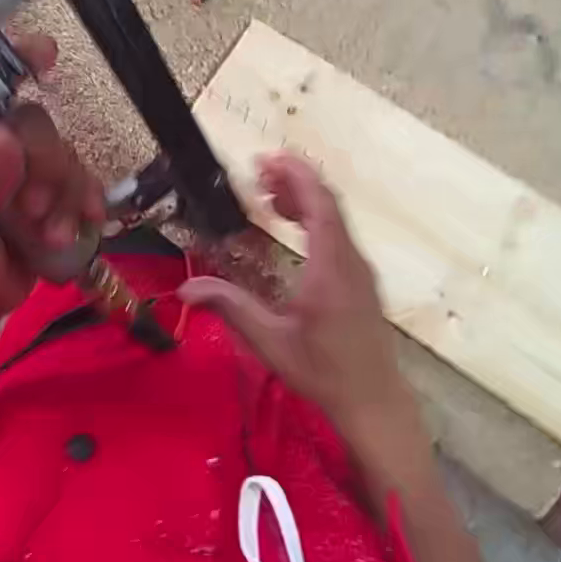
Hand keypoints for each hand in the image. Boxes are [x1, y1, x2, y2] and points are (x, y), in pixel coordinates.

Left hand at [0, 34, 104, 331]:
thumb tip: (2, 134)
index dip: (11, 61)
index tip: (43, 56)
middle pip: (37, 125)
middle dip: (44, 167)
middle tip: (31, 210)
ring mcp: (26, 167)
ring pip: (65, 154)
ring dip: (65, 195)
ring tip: (49, 235)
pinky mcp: (54, 190)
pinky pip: (83, 180)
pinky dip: (86, 201)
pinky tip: (86, 224)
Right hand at [180, 152, 409, 435]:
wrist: (374, 402)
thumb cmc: (324, 372)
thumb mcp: (271, 342)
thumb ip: (230, 308)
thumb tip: (185, 289)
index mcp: (331, 267)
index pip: (319, 205)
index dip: (296, 176)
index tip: (268, 159)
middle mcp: (351, 259)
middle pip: (328, 203)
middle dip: (296, 180)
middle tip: (260, 173)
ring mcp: (361, 268)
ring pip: (335, 217)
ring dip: (305, 199)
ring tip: (269, 196)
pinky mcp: (362, 279)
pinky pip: (339, 233)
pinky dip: (315, 218)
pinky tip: (293, 226)